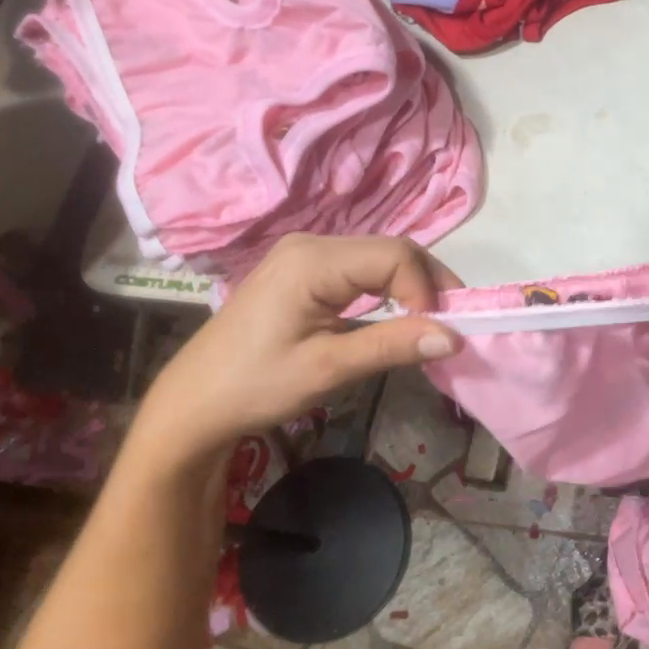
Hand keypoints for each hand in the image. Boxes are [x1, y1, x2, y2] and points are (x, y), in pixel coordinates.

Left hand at [131, 235, 462, 462]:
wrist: (194, 404)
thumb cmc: (256, 386)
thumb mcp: (328, 369)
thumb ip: (392, 346)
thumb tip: (454, 336)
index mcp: (313, 261)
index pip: (396, 256)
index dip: (427, 290)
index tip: (436, 335)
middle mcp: (311, 245)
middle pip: (391, 251)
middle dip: (428, 285)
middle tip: (450, 327)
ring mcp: (305, 256)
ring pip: (380, 259)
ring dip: (412, 289)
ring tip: (431, 326)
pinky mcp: (303, 273)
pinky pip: (361, 271)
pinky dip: (388, 292)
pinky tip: (399, 318)